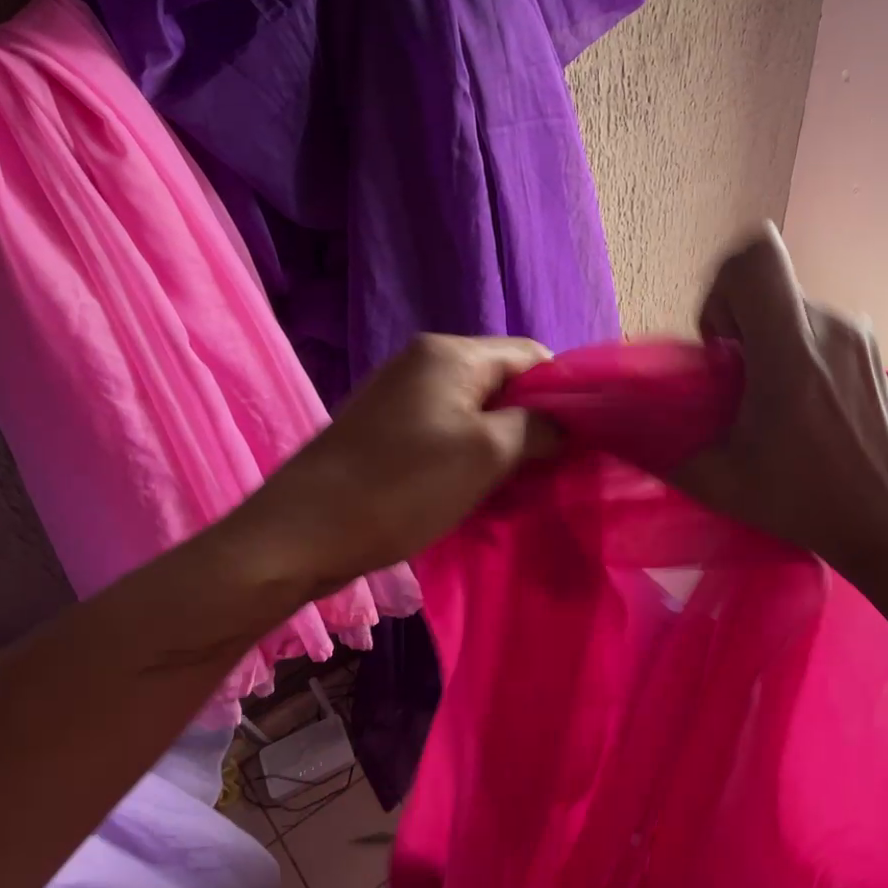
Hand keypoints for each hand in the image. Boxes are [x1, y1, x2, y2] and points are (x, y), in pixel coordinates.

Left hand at [226, 335, 557, 594]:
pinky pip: (450, 433)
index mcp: (451, 354)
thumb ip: (537, 428)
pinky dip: (474, 458)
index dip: (564, 393)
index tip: (584, 439)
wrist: (302, 533)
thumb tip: (565, 423)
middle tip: (557, 469)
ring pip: (479, 412)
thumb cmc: (401, 486)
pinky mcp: (389, 430)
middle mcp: (426, 362)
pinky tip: (482, 492)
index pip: (532, 355)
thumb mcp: (486, 454)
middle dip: (536, 424)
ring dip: (506, 446)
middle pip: (505, 383)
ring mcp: (403, 396)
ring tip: (524, 487)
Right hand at [669, 225, 887, 579]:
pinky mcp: (873, 350)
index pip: (754, 258)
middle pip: (767, 287)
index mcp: (791, 351)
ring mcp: (858, 335)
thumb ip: (662, 449)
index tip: (721, 348)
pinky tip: (806, 406)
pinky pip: (819, 328)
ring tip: (776, 404)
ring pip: (792, 309)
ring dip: (770, 344)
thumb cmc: (804, 503)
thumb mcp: (721, 483)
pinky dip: (800, 354)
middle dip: (740, 327)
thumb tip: (617, 429)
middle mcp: (829, 327)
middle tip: (740, 388)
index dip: (721, 291)